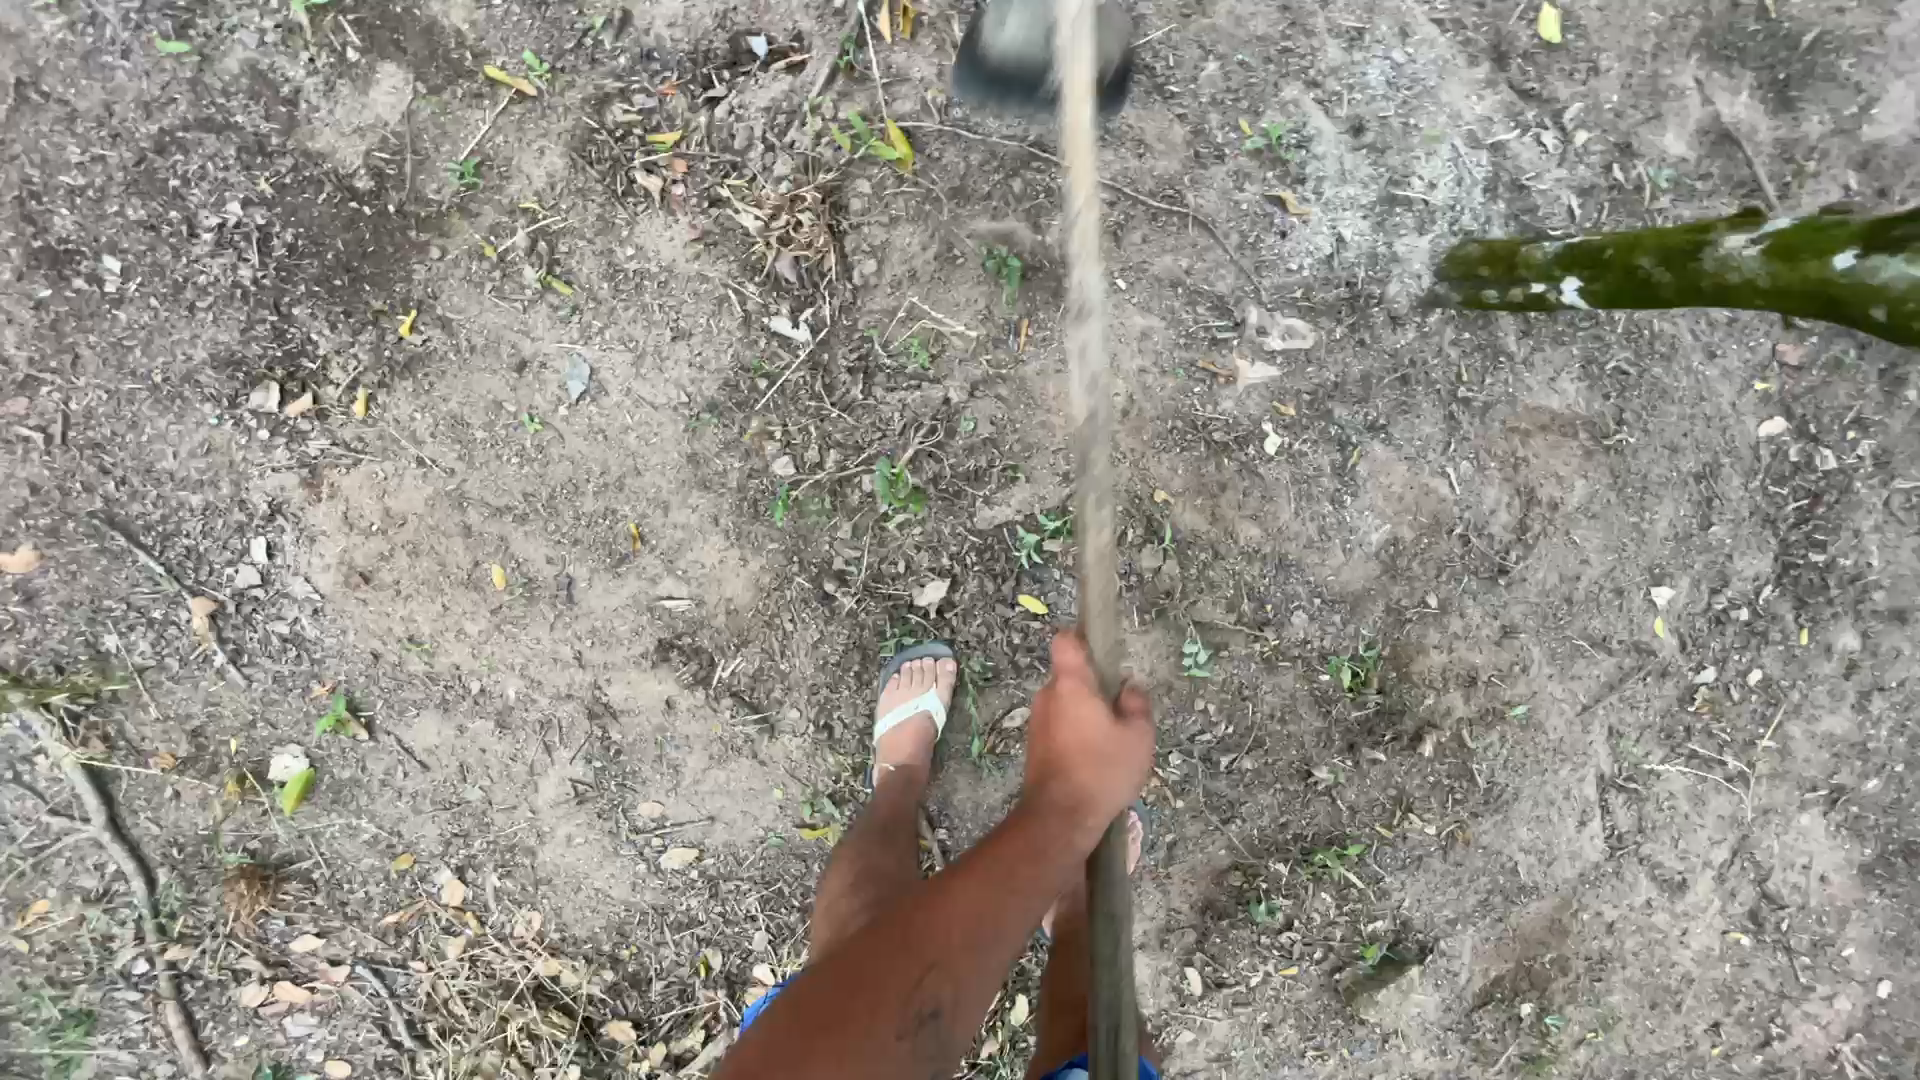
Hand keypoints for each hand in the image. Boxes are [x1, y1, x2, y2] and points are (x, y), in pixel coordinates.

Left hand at [1021, 631, 1154, 845]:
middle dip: (1094, 688)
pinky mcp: (1034, 744)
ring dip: (1085, 714)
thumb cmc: (1102, 770)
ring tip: (1111, 742)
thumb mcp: (1138, 737)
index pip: (1065, 641)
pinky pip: (1059, 725)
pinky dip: (1075, 733)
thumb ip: (1137, 705)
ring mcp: (1037, 720)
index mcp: (1070, 684)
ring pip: (1066, 703)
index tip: (1102, 652)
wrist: (1060, 816)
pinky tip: (1094, 759)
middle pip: (1070, 676)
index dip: (1082, 639)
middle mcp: (1047, 696)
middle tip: (1120, 712)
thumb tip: (1129, 689)